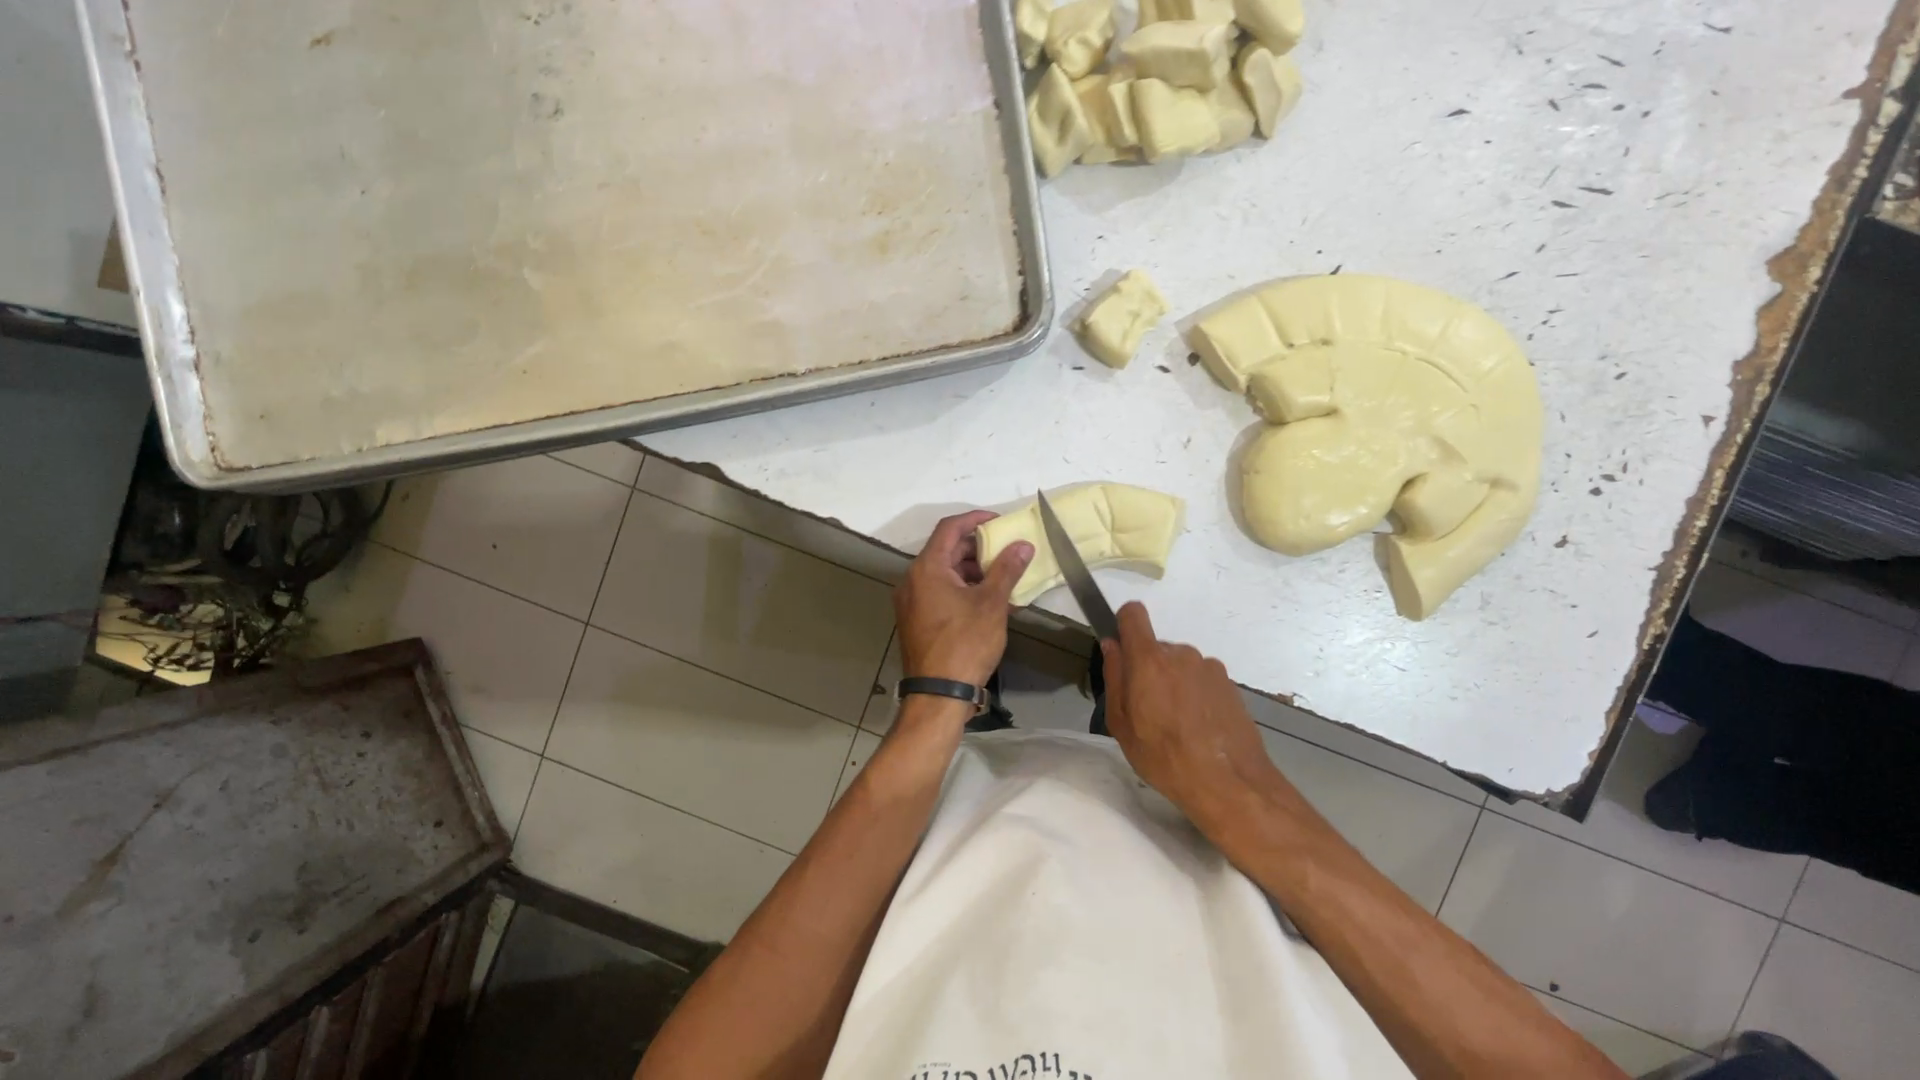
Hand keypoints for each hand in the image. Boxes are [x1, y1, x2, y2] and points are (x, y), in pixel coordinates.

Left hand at [893, 510, 1033, 685]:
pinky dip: (962, 590)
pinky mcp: (916, 621)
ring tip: (1003, 579)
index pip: (949, 528)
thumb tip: (1023, 544)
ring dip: (972, 571)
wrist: (938, 694)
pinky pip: (939, 593)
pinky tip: (988, 601)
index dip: (975, 520)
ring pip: (944, 574)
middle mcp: (913, 580)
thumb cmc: (965, 644)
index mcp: (927, 569)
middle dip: (978, 549)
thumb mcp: (992, 604)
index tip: (1000, 522)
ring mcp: (912, 602)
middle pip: (946, 551)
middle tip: (1006, 552)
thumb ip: (1007, 569)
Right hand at [1101, 602, 1287, 829]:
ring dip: (1174, 684)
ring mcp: (1210, 667)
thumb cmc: (1164, 757)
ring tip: (1177, 724)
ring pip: (1180, 666)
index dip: (1124, 625)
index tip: (1122, 651)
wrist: (1229, 782)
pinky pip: (1201, 680)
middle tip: (1148, 709)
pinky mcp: (1229, 684)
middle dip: (1148, 669)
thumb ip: (1114, 677)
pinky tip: (1199, 728)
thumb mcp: (1122, 724)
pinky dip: (1195, 696)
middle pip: (1157, 648)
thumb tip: (1112, 645)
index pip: (1133, 614)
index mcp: (1150, 660)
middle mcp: (1182, 654)